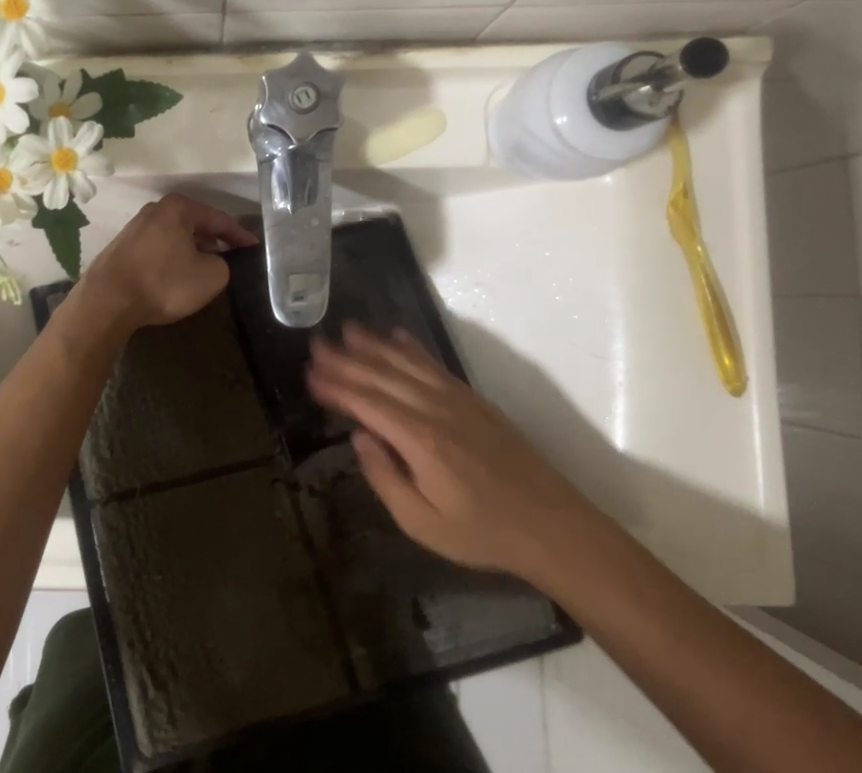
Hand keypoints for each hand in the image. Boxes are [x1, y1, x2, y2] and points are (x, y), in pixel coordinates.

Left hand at [68, 193, 257, 334]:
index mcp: (178, 208)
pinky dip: (172, 259)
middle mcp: (154, 210)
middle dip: (215, 241)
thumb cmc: (164, 283)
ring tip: (207, 268)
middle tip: (233, 257)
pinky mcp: (122, 249)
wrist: (108, 301)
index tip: (255, 247)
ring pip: (175, 237)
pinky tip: (177, 276)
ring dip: (193, 251)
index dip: (240, 235)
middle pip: (195, 224)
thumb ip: (224, 263)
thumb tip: (215, 262)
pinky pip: (158, 250)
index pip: (219, 219)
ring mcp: (134, 228)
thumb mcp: (211, 276)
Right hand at [307, 324, 608, 581]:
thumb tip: (359, 437)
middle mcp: (437, 409)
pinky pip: (436, 365)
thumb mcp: (422, 523)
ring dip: (375, 345)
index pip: (367, 403)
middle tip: (316, 344)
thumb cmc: (482, 532)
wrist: (552, 526)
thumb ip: (384, 477)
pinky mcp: (475, 401)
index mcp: (420, 440)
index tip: (308, 374)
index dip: (336, 387)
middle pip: (384, 376)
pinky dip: (412, 348)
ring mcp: (459, 401)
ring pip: (408, 364)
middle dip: (347, 359)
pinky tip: (397, 336)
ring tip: (348, 330)